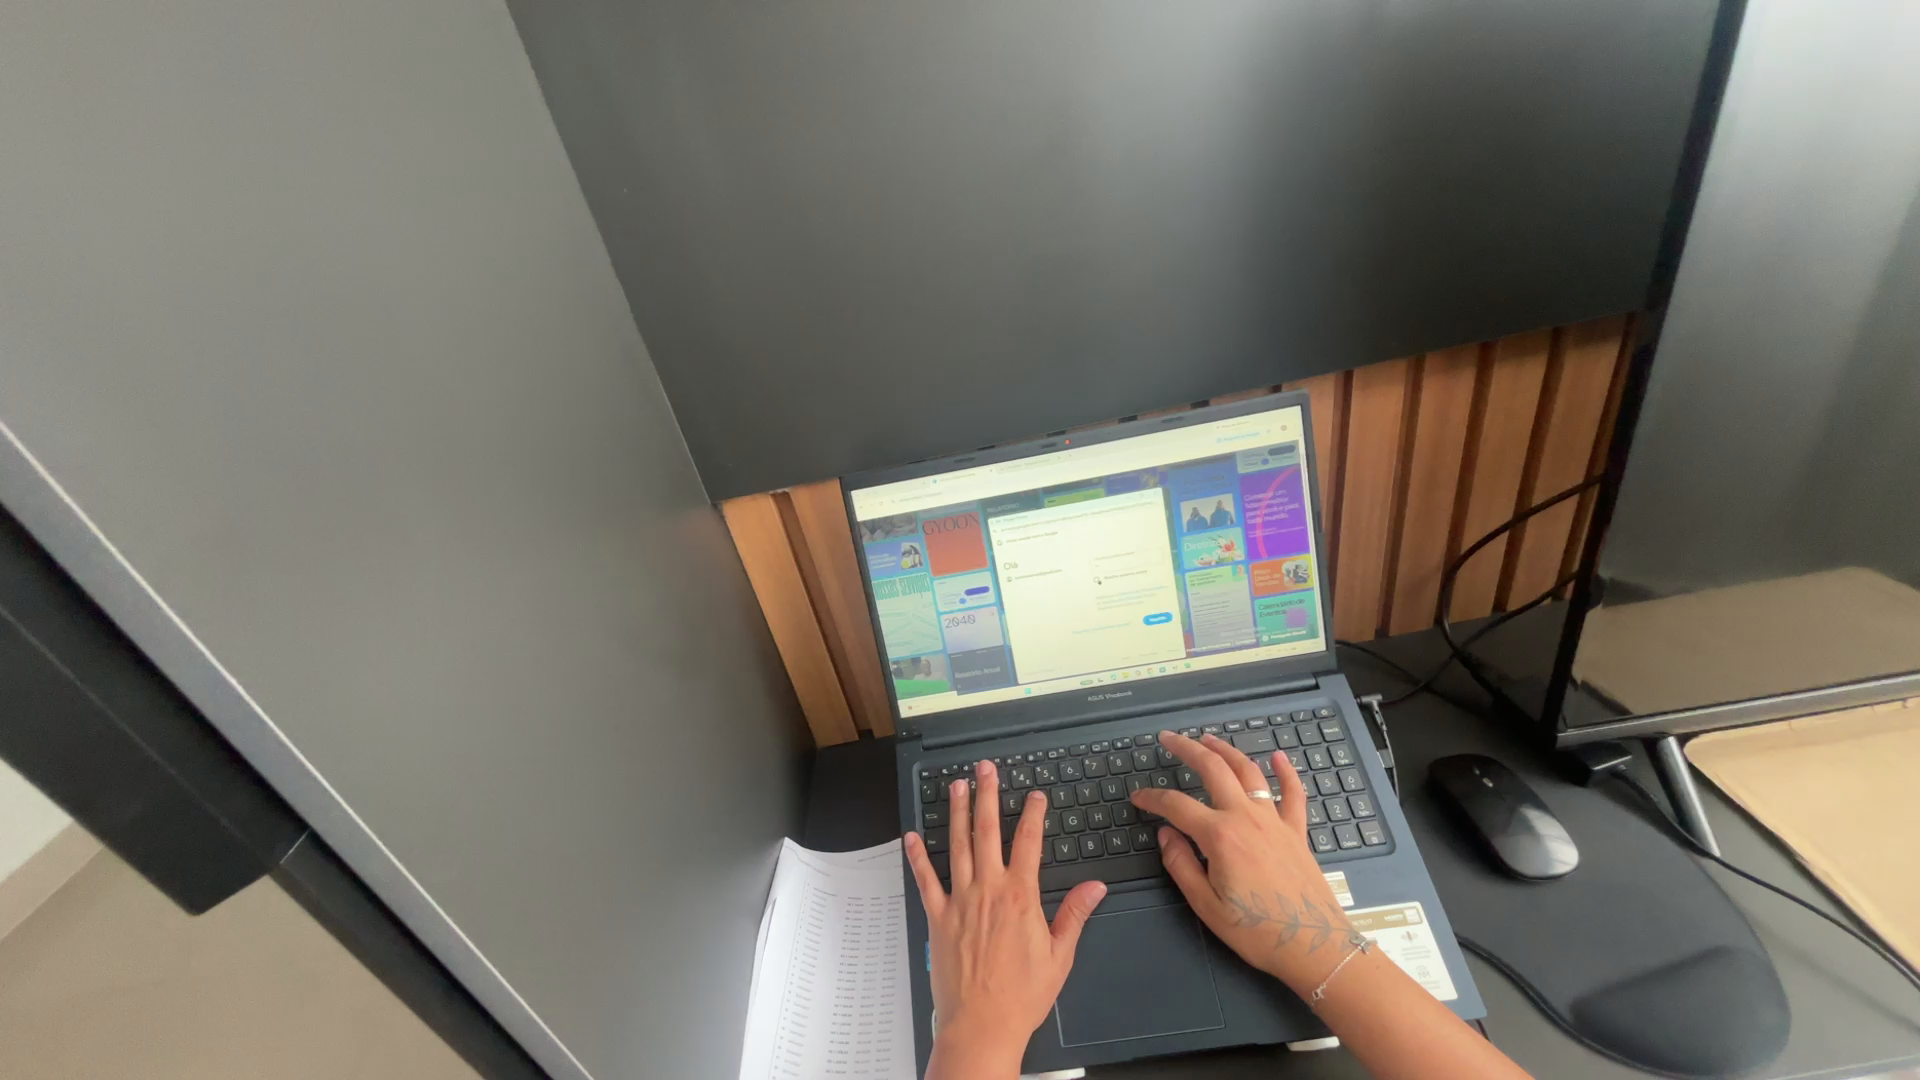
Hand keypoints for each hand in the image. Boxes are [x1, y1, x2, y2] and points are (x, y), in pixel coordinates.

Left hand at [904, 759, 1107, 1078]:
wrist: (982, 1026)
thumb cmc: (1021, 996)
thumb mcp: (1060, 956)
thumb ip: (1075, 914)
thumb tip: (1095, 887)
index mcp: (1020, 896)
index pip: (1029, 843)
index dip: (1033, 814)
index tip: (1035, 795)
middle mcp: (988, 890)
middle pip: (988, 831)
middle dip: (987, 796)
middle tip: (985, 769)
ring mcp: (960, 900)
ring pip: (957, 845)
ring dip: (957, 813)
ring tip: (956, 787)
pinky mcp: (938, 917)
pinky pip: (926, 880)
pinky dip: (918, 857)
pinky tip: (912, 836)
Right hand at [1128, 732, 1365, 994]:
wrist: (1317, 949)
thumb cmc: (1258, 932)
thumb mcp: (1206, 906)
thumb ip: (1181, 865)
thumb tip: (1166, 834)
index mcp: (1220, 836)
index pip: (1176, 805)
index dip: (1152, 798)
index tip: (1137, 797)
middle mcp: (1246, 818)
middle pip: (1213, 769)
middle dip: (1187, 748)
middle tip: (1168, 738)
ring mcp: (1274, 821)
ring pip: (1248, 771)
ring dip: (1226, 750)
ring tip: (1208, 739)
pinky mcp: (1296, 832)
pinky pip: (1292, 794)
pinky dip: (1286, 772)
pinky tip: (1278, 757)